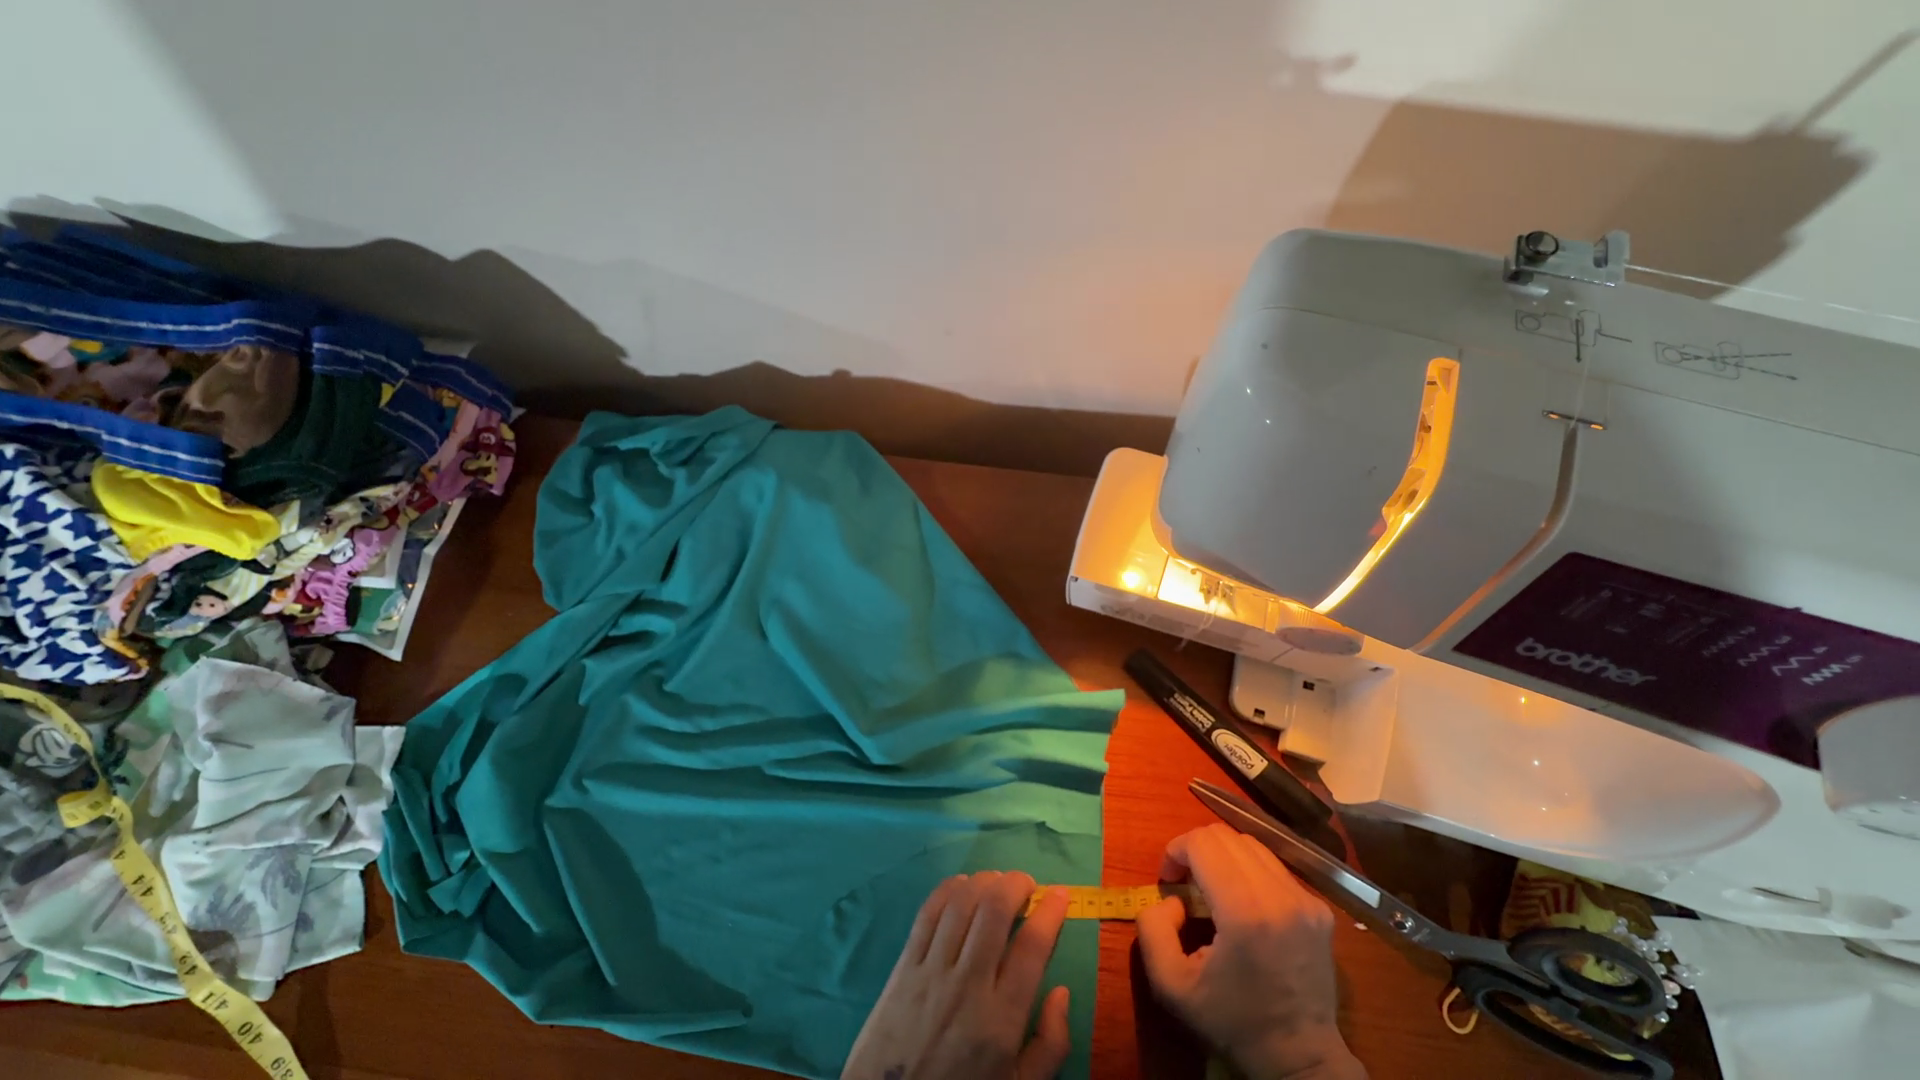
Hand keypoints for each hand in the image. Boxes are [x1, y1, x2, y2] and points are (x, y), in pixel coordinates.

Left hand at [843, 871, 1073, 1079]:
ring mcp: (931, 971)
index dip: (1050, 912)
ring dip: (983, 881)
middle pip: (994, 912)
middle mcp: (967, 984)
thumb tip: (1062, 992)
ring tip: (997, 880)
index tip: (1060, 895)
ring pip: (961, 905)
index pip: (1032, 947)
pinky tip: (961, 885)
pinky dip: (947, 890)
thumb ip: (1051, 1044)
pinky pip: (926, 914)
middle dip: (1015, 885)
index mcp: (1001, 1018)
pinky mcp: (903, 966)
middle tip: (1027, 884)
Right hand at [1136, 825, 1365, 1079]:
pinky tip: (1241, 904)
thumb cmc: (1231, 1021)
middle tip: (1184, 882)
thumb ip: (1153, 929)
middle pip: (1227, 836)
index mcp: (1246, 912)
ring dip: (1223, 857)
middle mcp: (1281, 895)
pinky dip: (1248, 871)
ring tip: (1211, 889)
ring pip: (1253, 846)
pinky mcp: (1319, 908)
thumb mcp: (1170, 984)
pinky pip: (1274, 867)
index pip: (1204, 842)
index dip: (1175, 850)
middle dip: (1196, 849)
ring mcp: (1306, 899)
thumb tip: (1172, 899)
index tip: (1167, 881)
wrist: (1299, 1057)